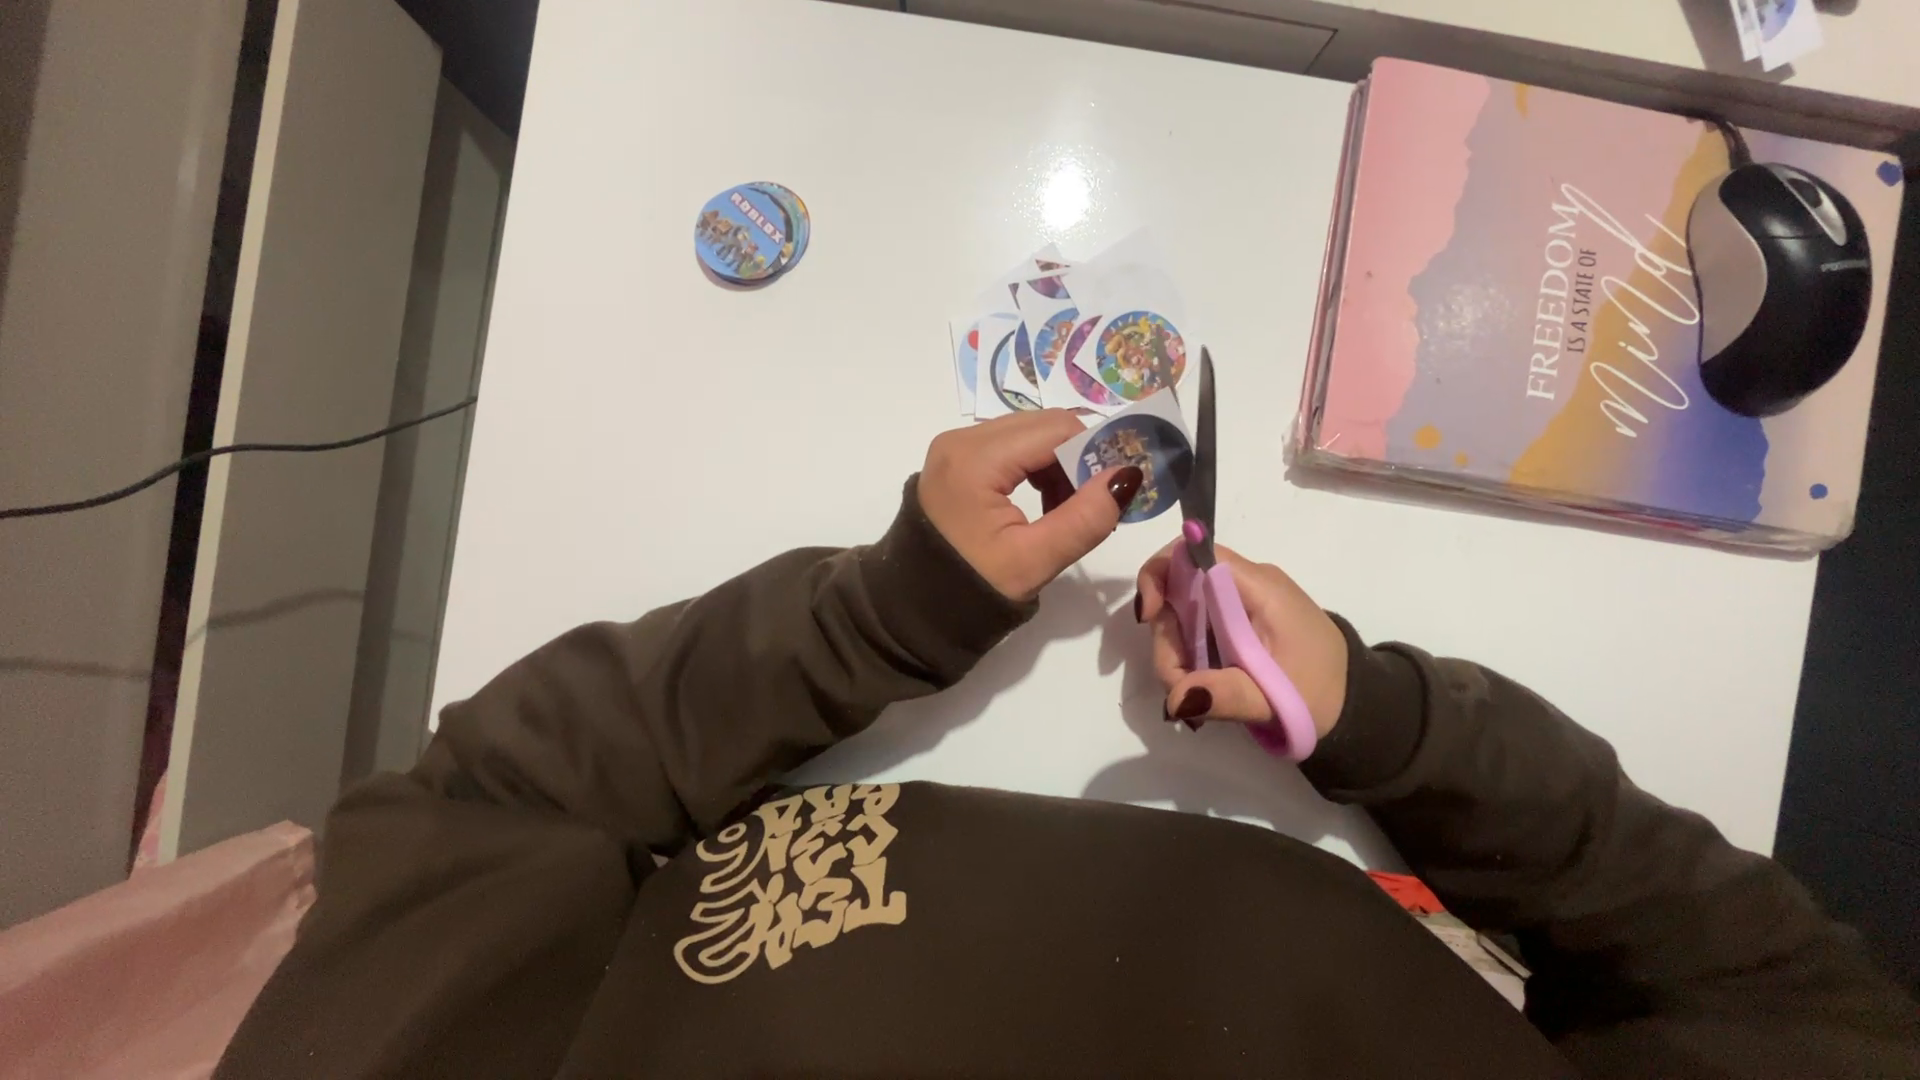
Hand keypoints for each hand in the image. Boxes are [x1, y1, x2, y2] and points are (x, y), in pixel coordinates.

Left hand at [920, 410, 1144, 600]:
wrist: (913, 609)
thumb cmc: (971, 589)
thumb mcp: (1034, 560)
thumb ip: (1084, 518)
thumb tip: (1127, 475)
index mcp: (975, 459)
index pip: (1057, 429)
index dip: (1096, 452)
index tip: (1118, 489)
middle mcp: (961, 439)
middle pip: (1043, 426)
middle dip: (1078, 460)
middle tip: (1095, 505)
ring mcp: (955, 448)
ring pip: (1028, 435)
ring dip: (1058, 466)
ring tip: (1068, 512)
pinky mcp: (955, 461)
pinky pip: (1009, 448)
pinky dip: (1035, 469)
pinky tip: (1044, 506)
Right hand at [1135, 543, 1347, 737]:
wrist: (1354, 699)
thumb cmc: (1319, 691)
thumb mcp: (1274, 700)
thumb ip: (1225, 696)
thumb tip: (1175, 698)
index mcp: (1257, 587)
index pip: (1192, 552)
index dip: (1159, 575)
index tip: (1149, 618)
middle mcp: (1243, 584)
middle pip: (1178, 591)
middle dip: (1167, 639)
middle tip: (1180, 686)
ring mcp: (1237, 601)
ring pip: (1181, 613)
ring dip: (1176, 654)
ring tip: (1195, 694)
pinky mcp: (1234, 618)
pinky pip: (1195, 625)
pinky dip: (1188, 654)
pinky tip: (1201, 685)